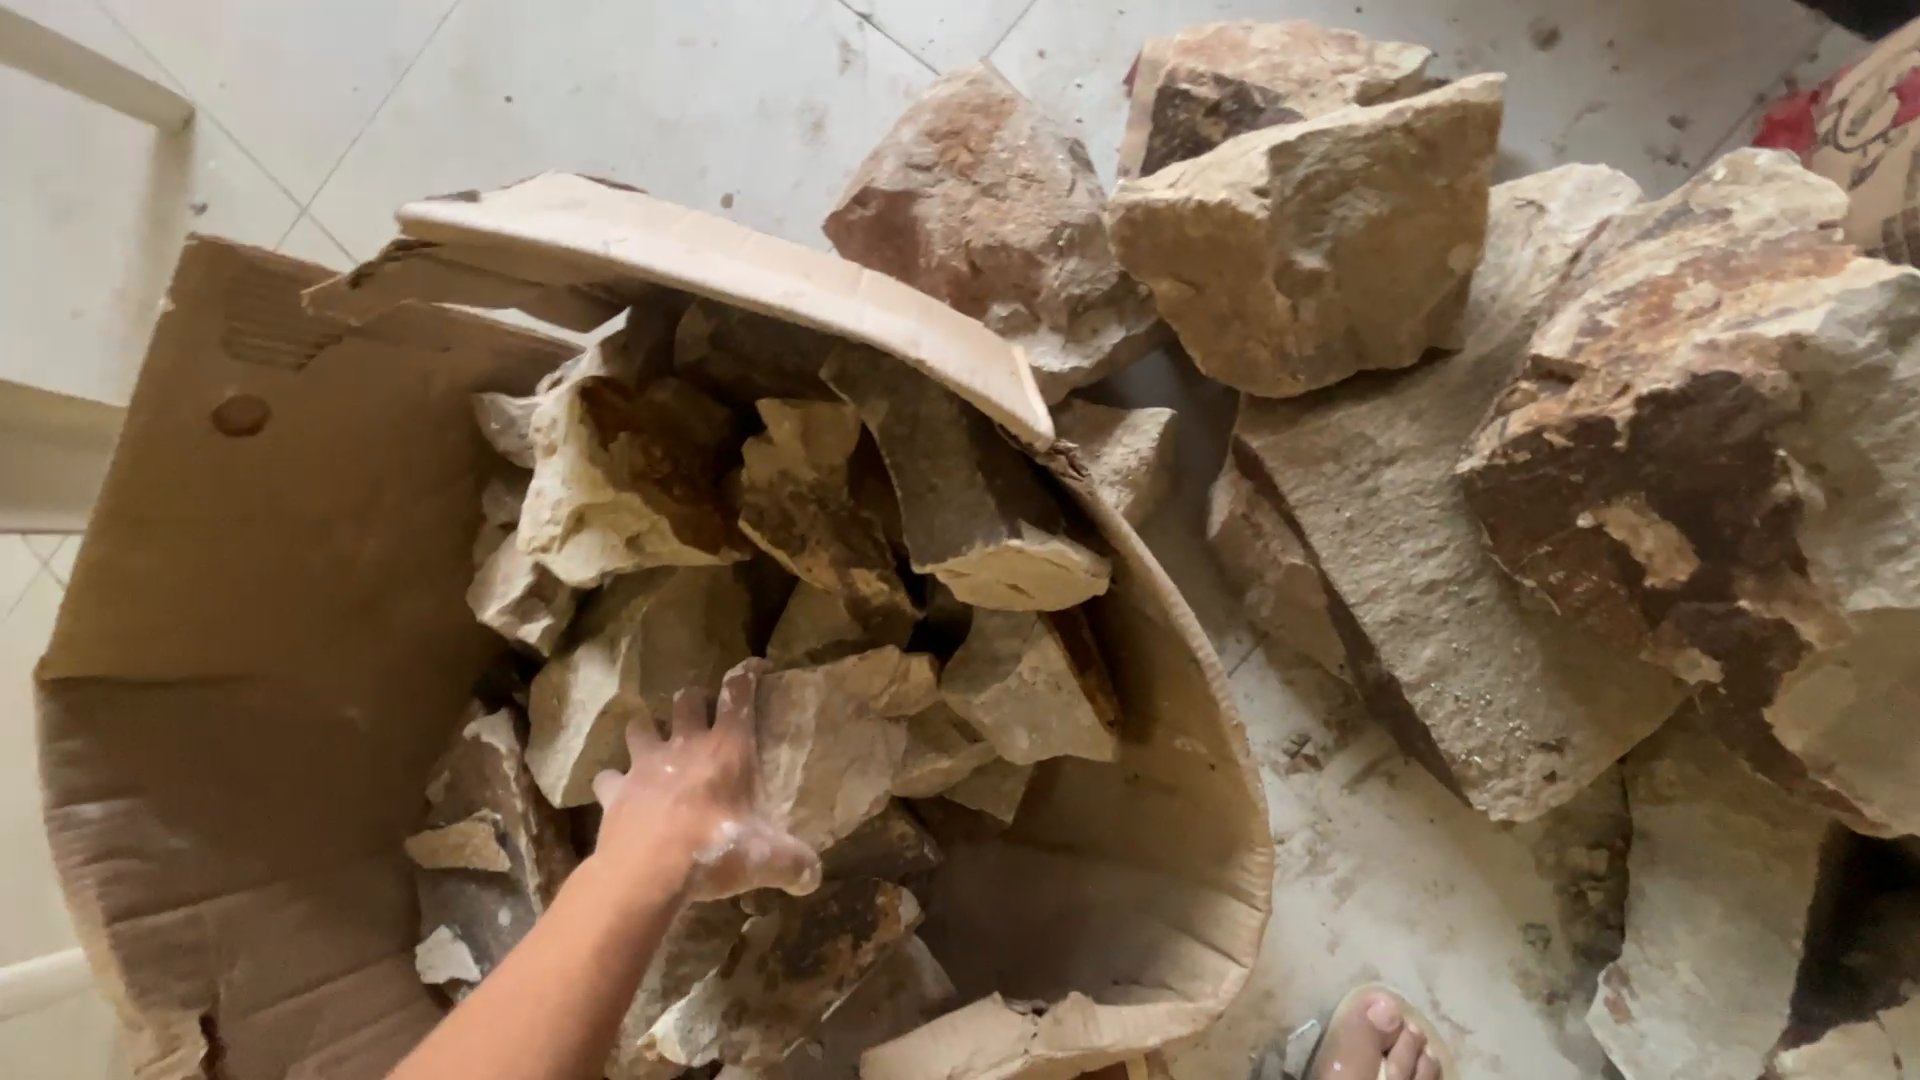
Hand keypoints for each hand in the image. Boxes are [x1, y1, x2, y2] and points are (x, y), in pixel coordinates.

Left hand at [591, 658, 819, 901]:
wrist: (648, 872)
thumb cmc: (715, 848)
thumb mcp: (768, 859)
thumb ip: (795, 863)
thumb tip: (814, 877)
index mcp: (728, 747)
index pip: (738, 693)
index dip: (747, 673)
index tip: (756, 667)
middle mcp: (686, 744)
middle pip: (686, 699)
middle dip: (694, 700)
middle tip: (702, 715)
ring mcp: (646, 763)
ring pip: (641, 725)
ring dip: (648, 730)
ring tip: (656, 743)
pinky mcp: (616, 791)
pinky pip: (608, 777)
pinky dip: (612, 781)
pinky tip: (618, 791)